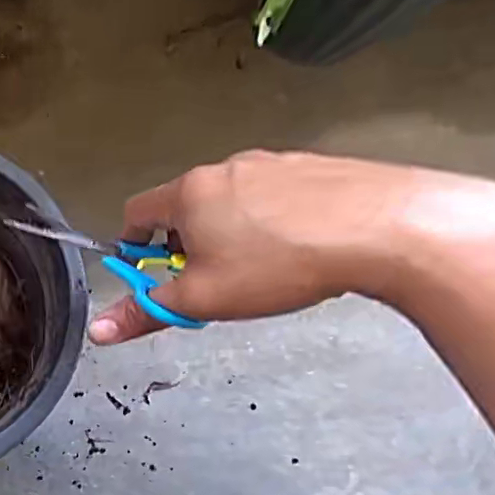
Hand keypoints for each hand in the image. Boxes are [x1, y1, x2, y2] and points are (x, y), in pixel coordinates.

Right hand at [88, 150, 494, 344]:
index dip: (133, 245)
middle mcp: (226, 168)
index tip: (150, 271)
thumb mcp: (201, 299)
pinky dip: (272, 220)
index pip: (135, 213)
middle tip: (206, 278)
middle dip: (183, 242)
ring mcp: (277, 162)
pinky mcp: (322, 166)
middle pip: (184, 206)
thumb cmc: (281, 265)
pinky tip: (300, 248)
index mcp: (188, 193)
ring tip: (258, 266)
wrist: (397, 231)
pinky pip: (276, 195)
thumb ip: (144, 312)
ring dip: (227, 230)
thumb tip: (97, 332)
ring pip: (230, 200)